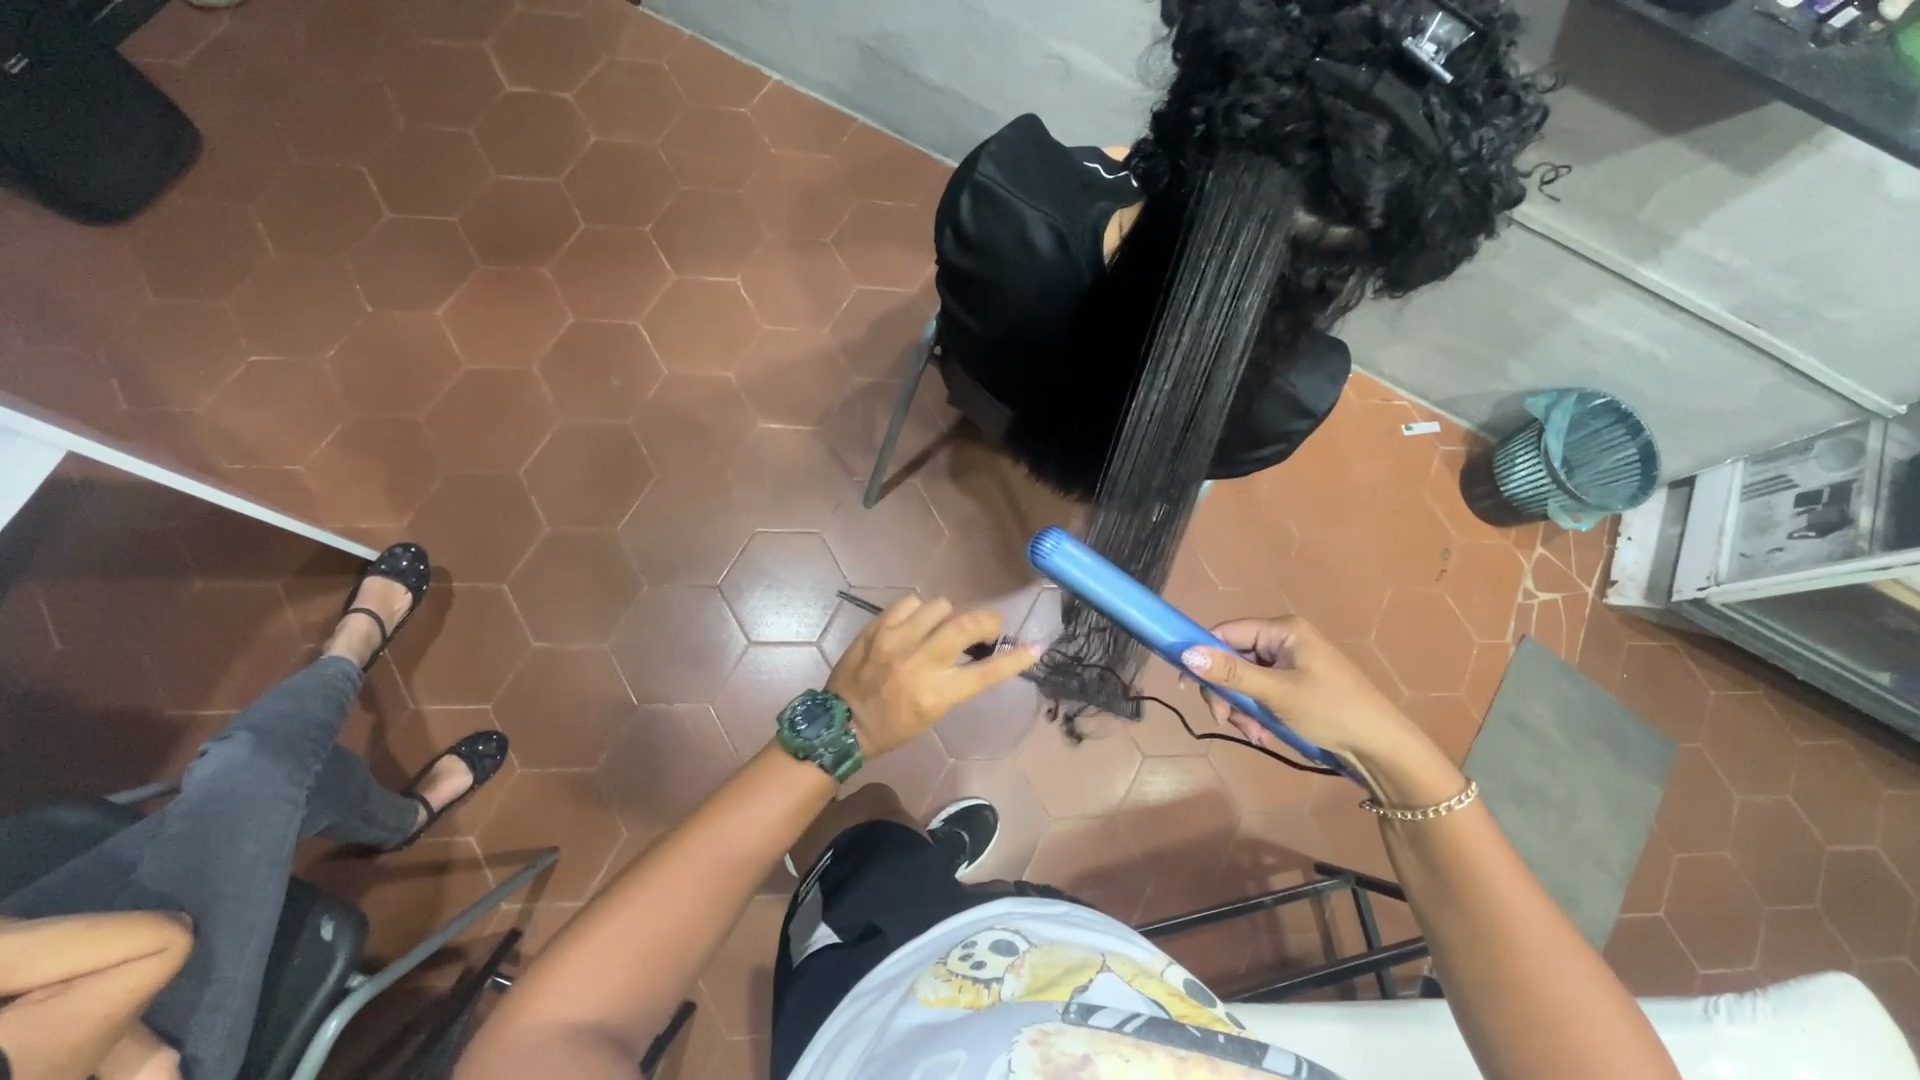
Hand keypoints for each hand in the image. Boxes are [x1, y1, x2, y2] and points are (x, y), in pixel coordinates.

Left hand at [826, 596, 1041, 757]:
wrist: (841, 723)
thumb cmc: (893, 726)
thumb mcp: (934, 712)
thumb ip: (956, 681)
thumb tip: (978, 653)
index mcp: (936, 694)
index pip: (987, 672)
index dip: (1015, 659)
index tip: (1034, 647)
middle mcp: (920, 662)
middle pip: (967, 625)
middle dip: (987, 621)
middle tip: (988, 628)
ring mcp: (896, 641)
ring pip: (940, 606)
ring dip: (950, 616)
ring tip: (943, 627)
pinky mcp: (877, 627)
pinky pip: (910, 602)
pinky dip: (920, 610)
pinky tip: (916, 622)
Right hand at [1180, 615, 1429, 766]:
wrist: (1381, 747)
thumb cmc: (1331, 710)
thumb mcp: (1276, 693)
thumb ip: (1231, 673)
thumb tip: (1185, 653)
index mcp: (1283, 631)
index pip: (1226, 633)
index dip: (1204, 656)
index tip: (1190, 687)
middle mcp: (1285, 642)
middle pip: (1232, 660)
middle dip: (1228, 693)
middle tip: (1227, 720)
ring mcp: (1291, 666)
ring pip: (1244, 683)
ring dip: (1242, 710)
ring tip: (1256, 734)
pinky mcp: (1295, 688)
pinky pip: (1261, 696)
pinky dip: (1257, 715)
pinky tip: (1265, 735)